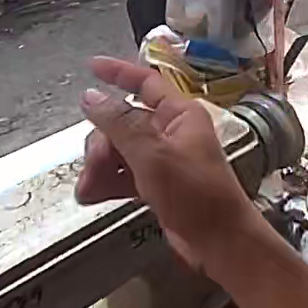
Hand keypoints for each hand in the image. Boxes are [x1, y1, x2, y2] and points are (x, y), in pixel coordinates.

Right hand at [76, 56, 259, 270]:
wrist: (219, 241)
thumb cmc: (195, 192)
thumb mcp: (153, 154)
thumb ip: (119, 124)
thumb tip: (90, 97)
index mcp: (180, 114)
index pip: (146, 82)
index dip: (119, 73)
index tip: (91, 66)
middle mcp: (171, 131)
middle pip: (123, 122)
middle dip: (102, 143)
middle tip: (94, 166)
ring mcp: (163, 159)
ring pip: (119, 150)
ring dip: (100, 166)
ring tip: (88, 189)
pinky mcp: (156, 184)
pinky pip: (123, 174)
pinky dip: (108, 182)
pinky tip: (92, 195)